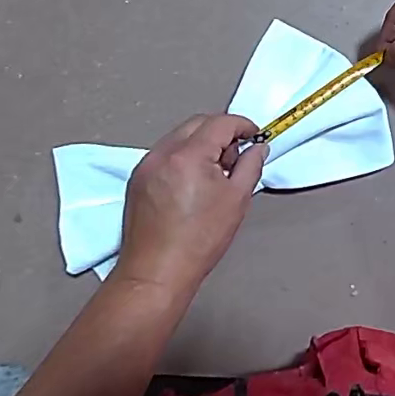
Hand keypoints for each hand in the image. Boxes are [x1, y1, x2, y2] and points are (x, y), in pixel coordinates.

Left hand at [113, 114, 266, 295]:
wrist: (157, 272)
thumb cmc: (195, 243)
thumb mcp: (236, 200)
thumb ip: (250, 166)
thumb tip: (256, 149)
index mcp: (188, 156)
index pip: (220, 122)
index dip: (242, 125)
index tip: (253, 134)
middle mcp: (163, 154)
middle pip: (198, 123)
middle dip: (221, 132)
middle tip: (236, 156)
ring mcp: (146, 165)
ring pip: (180, 137)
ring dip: (202, 144)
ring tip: (215, 175)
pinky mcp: (138, 178)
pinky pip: (165, 153)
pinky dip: (183, 157)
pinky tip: (194, 183)